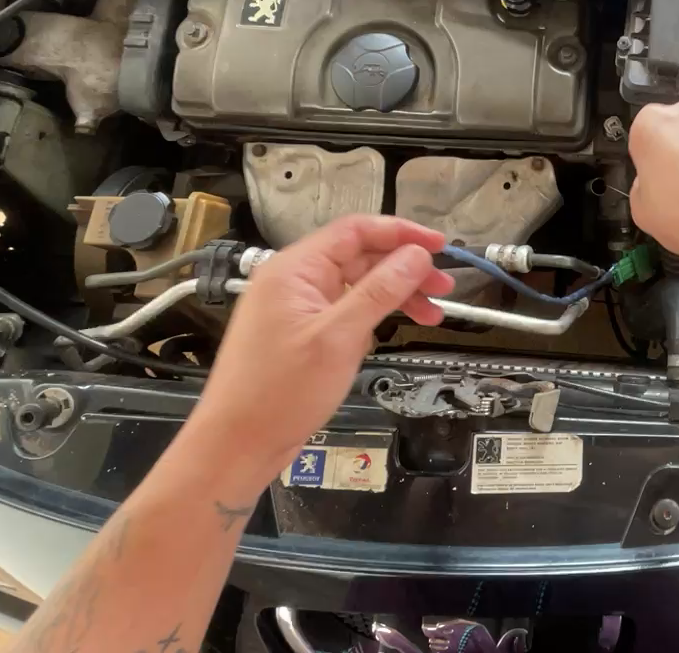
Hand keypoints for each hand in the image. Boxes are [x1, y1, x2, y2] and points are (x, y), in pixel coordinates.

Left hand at [187, 216, 453, 483]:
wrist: (235, 448)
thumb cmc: (282, 392)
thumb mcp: (339, 338)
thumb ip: (380, 290)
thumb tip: (417, 254)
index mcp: (295, 269)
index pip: (356, 230)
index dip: (402, 232)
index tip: (440, 246)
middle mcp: (295, 279)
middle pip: (361, 255)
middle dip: (405, 268)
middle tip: (444, 286)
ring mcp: (298, 305)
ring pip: (359, 283)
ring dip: (397, 293)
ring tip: (432, 313)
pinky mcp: (303, 330)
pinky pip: (348, 307)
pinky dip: (377, 313)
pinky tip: (394, 328)